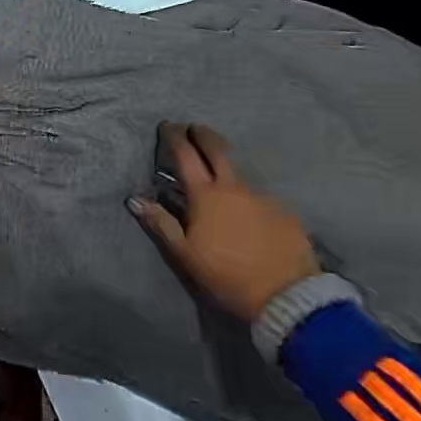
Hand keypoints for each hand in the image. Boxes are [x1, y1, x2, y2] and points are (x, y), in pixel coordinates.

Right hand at [128, 123, 319, 320]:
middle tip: (194, 128)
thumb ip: (161, 223)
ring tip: (221, 179)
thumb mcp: (186, 254)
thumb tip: (135, 199)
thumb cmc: (226, 275)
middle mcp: (234, 187)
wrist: (285, 294)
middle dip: (203, 134)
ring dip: (227, 169)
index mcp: (206, 195)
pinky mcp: (284, 210)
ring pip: (240, 174)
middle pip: (217, 149)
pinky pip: (260, 198)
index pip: (186, 155)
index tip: (168, 126)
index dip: (175, 137)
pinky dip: (249, 200)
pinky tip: (249, 215)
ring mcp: (262, 196)